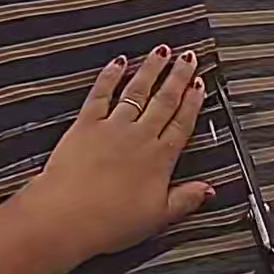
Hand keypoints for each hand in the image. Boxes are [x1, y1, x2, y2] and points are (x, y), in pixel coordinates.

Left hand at [0, 48, 212, 273]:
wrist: (65, 217)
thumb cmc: (109, 221)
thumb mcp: (157, 217)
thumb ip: (185, 200)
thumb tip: (208, 191)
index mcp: (159, 158)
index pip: (182, 123)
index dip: (193, 102)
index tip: (200, 84)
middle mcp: (139, 137)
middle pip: (164, 100)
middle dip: (178, 76)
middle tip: (188, 57)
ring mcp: (112, 127)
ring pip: (137, 91)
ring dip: (151, 69)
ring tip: (162, 51)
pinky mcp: (85, 125)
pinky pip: (101, 95)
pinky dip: (110, 76)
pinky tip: (118, 63)